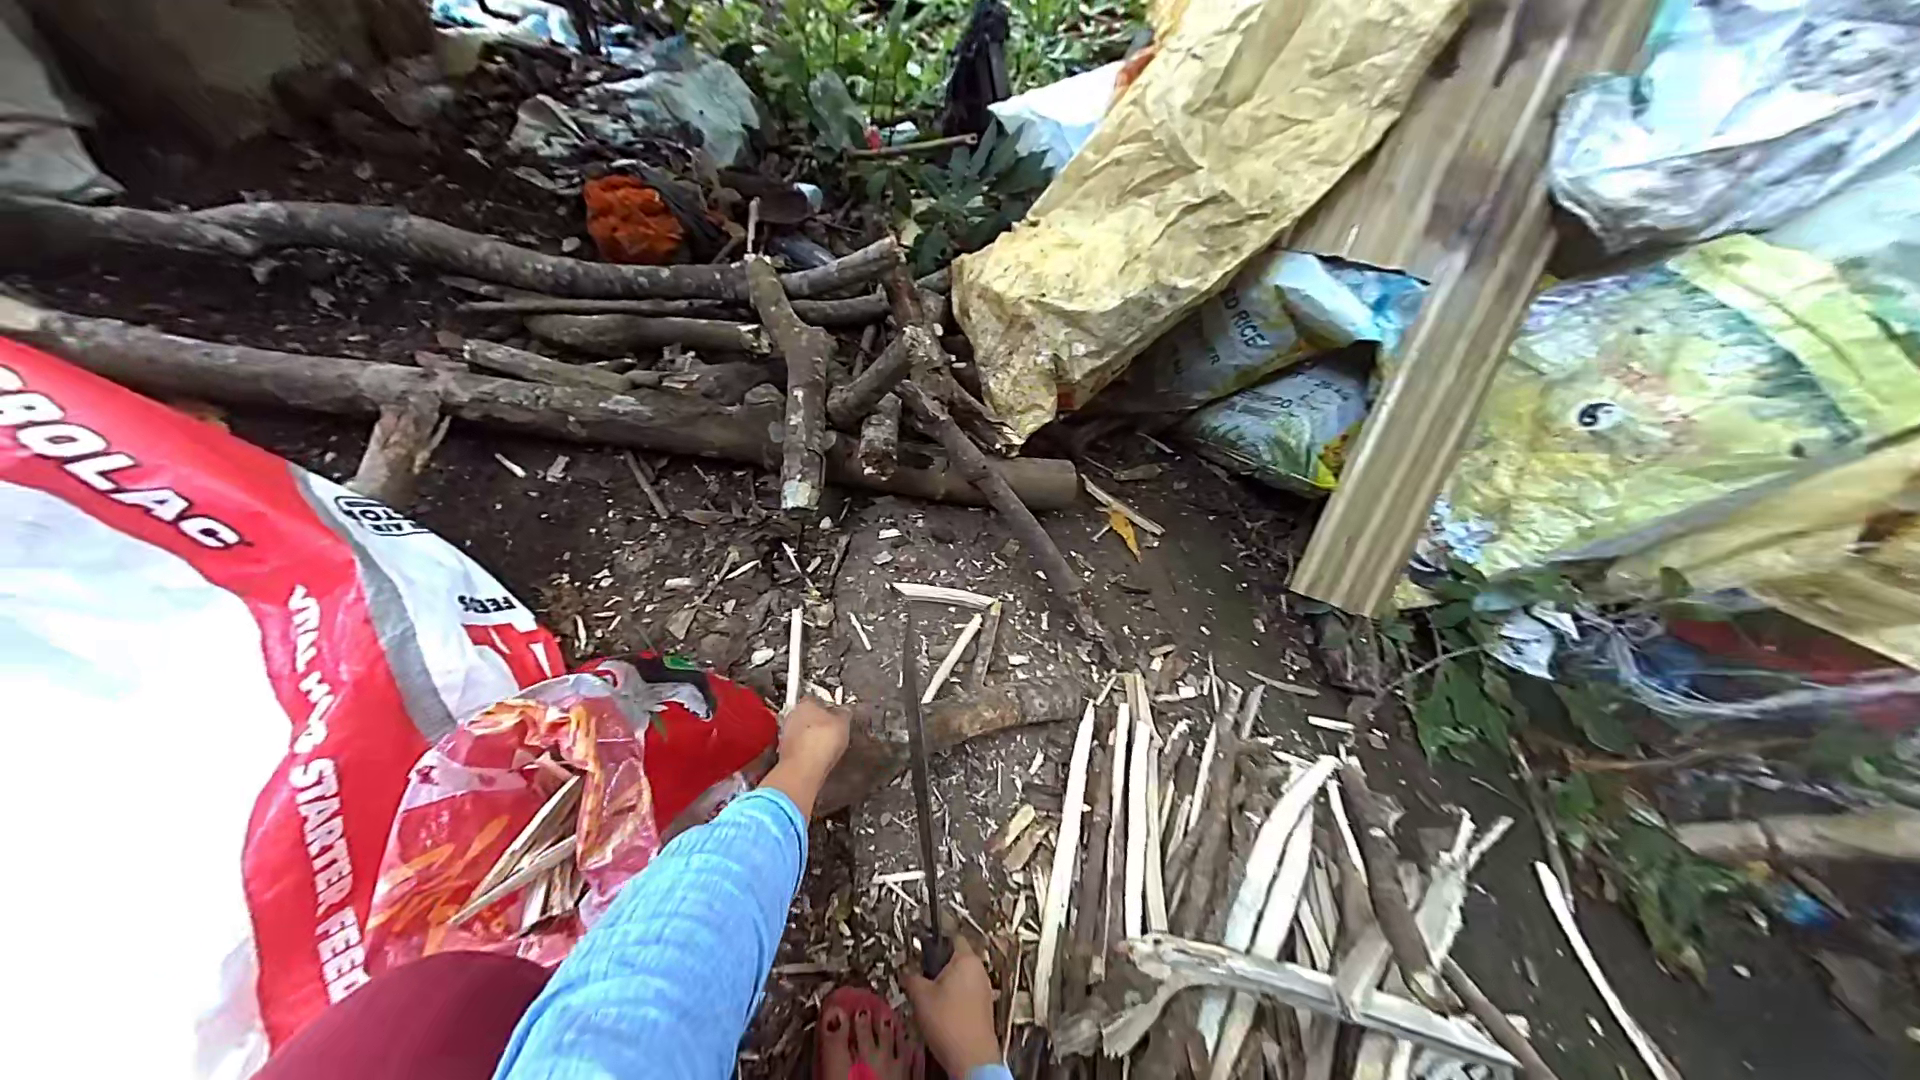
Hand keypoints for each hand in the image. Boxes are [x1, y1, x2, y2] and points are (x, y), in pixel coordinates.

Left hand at [760, 697, 848, 818]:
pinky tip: (818, 757)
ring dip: (812, 737)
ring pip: (803, 731)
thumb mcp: (843, 723)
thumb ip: (844, 714)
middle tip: (833, 730)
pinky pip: (800, 747)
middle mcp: (792, 715)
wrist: (804, 768)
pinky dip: (808, 751)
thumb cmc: (821, 741)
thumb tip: (845, 711)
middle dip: (819, 722)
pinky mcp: (785, 752)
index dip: (829, 706)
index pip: (817, 699)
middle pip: (808, 715)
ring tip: (828, 746)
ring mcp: (786, 734)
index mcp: (805, 703)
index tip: (837, 714)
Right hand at [901, 935, 1001, 1074]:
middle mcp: (979, 968)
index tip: (921, 952)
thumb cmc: (947, 1022)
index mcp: (966, 958)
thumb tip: (905, 970)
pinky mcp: (985, 1006)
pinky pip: (967, 993)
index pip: (951, 937)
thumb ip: (911, 976)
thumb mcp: (920, 996)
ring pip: (961, 977)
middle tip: (922, 980)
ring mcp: (984, 988)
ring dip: (946, 985)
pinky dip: (956, 999)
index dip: (934, 942)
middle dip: (938, 967)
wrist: (972, 1059)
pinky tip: (944, 1014)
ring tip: (930, 1000)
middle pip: (955, 958)